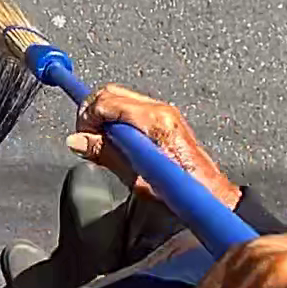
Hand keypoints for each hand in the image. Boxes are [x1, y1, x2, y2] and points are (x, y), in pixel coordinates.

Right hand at [65, 85, 241, 209]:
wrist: (209, 195)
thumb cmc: (182, 192)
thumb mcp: (135, 178)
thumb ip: (105, 154)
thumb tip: (77, 141)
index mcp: (154, 122)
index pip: (104, 101)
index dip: (87, 119)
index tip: (83, 138)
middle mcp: (160, 110)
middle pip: (109, 92)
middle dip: (91, 112)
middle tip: (88, 138)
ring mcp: (163, 111)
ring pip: (117, 96)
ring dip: (102, 115)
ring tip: (102, 141)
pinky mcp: (163, 117)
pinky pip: (128, 106)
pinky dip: (114, 118)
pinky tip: (117, 140)